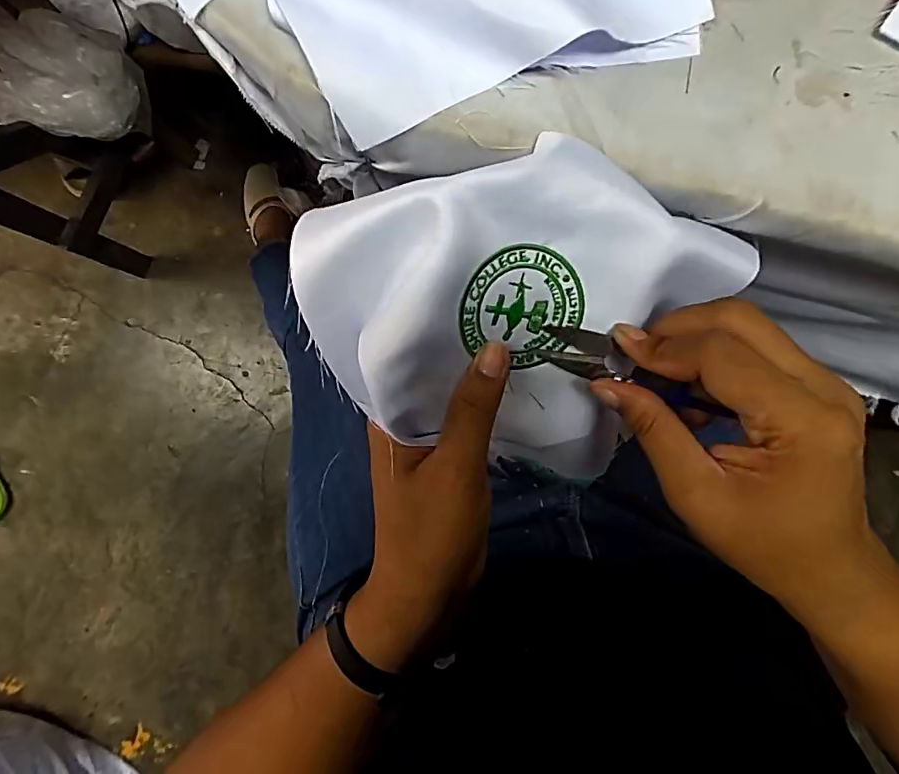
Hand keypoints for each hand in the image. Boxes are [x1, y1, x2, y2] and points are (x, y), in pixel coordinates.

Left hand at [344, 341, 508, 672]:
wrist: (428, 601)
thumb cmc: (430, 532)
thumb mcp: (455, 466)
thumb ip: (473, 408)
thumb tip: (494, 346)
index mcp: (386, 418)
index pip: (403, 359)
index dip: (431, 329)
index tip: (465, 297)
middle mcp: (399, 424)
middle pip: (429, 376)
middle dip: (460, 349)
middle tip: (500, 310)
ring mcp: (423, 444)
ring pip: (449, 399)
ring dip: (474, 377)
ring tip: (512, 337)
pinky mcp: (445, 462)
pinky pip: (463, 424)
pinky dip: (483, 407)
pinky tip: (512, 387)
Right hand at [589, 300, 894, 619]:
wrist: (831, 571)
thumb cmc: (764, 543)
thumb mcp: (695, 494)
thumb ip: (653, 429)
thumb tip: (607, 382)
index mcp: (802, 420)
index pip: (721, 354)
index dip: (664, 348)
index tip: (618, 350)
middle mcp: (823, 388)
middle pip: (738, 320)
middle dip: (678, 328)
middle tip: (638, 355)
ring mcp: (826, 382)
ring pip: (746, 325)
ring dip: (693, 337)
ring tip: (659, 373)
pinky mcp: (817, 384)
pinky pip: (755, 344)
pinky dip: (712, 352)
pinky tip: (691, 389)